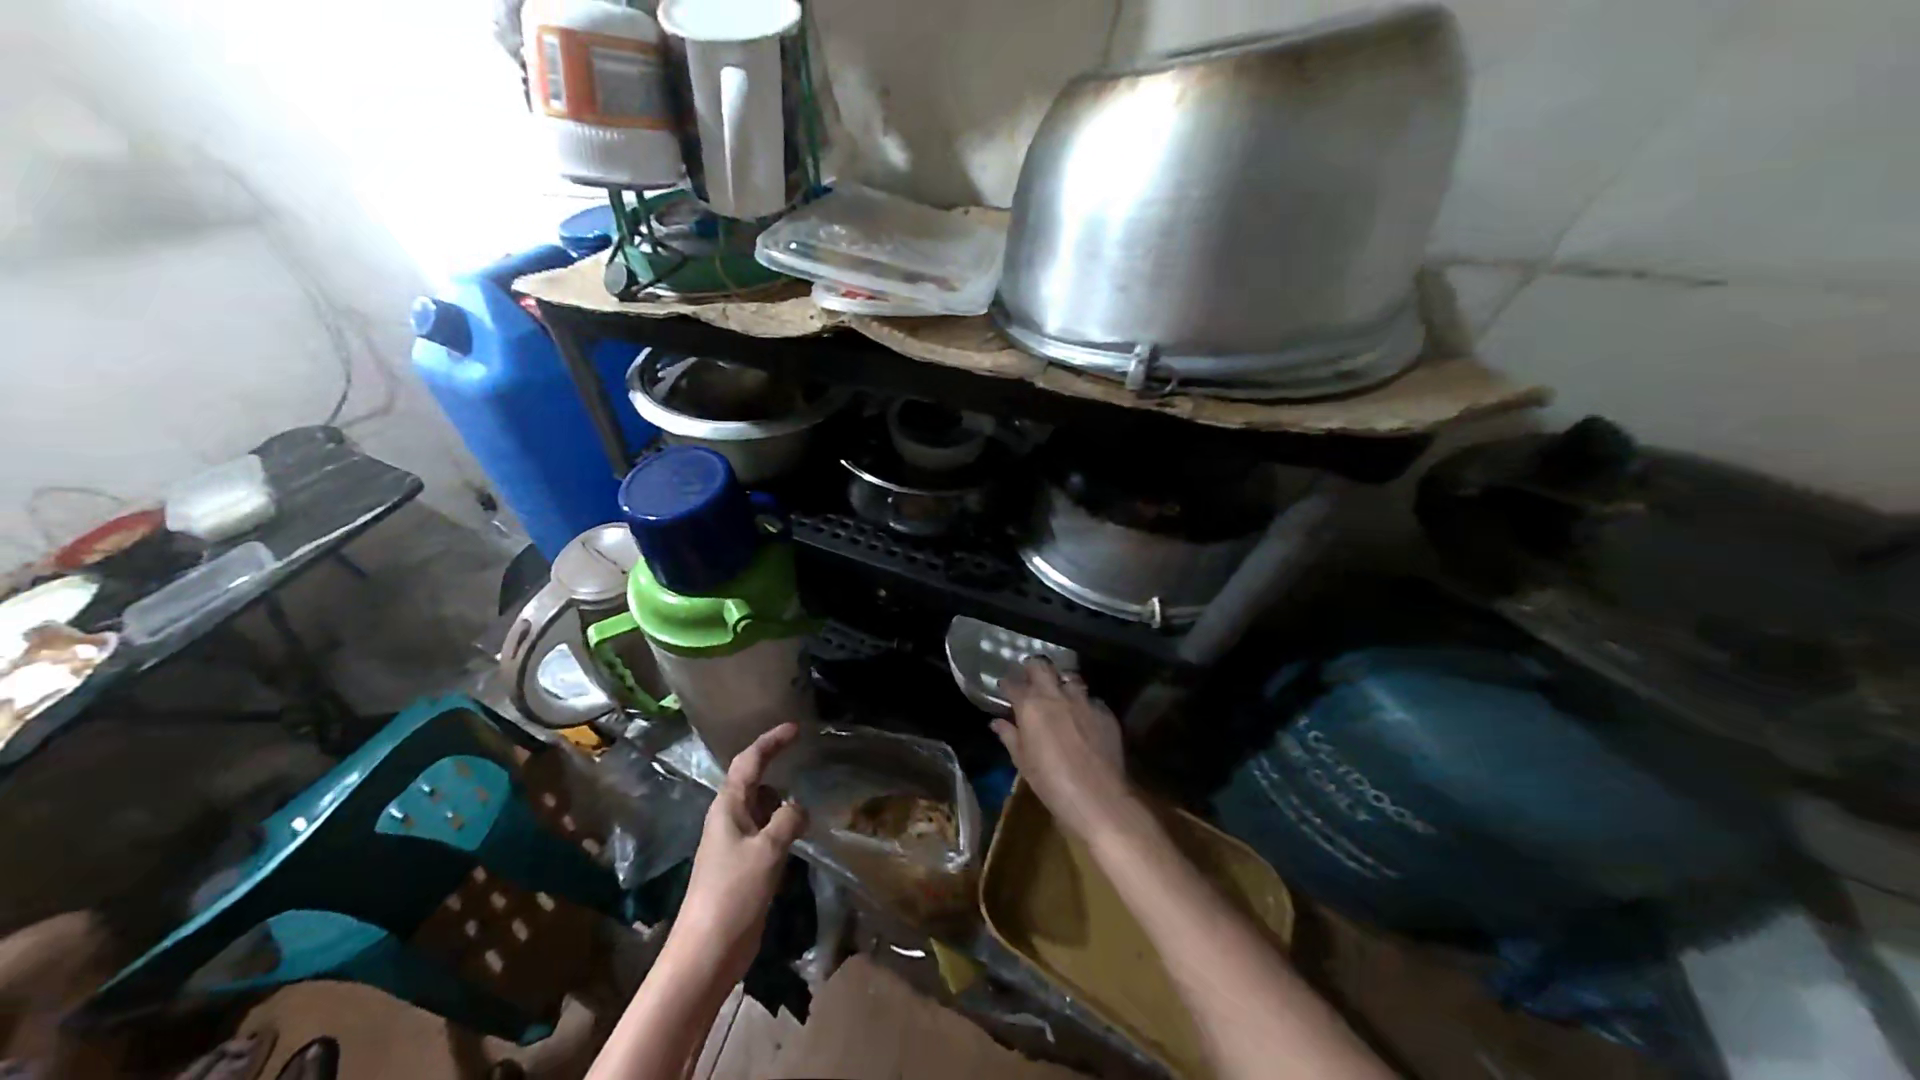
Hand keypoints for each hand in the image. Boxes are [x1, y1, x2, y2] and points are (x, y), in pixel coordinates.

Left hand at [673, 723, 808, 984]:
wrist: (707, 950)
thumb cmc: (733, 894)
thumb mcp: (767, 850)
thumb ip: (787, 820)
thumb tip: (799, 807)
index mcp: (728, 808)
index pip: (749, 761)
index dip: (771, 741)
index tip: (795, 728)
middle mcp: (729, 819)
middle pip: (753, 781)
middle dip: (776, 766)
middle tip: (806, 757)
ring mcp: (735, 844)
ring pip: (761, 808)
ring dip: (781, 799)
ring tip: (809, 793)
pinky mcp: (743, 867)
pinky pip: (766, 833)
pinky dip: (783, 825)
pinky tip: (800, 833)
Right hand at [993, 658, 1135, 841]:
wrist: (1098, 797)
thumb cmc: (1051, 783)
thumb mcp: (1023, 762)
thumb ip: (1010, 736)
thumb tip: (997, 722)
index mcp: (1031, 706)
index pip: (1014, 684)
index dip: (1007, 684)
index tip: (1005, 688)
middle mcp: (1056, 695)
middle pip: (1041, 666)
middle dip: (1033, 668)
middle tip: (1030, 678)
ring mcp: (1084, 701)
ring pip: (1070, 678)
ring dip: (1062, 682)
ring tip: (1059, 693)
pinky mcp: (1105, 712)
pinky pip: (1092, 699)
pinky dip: (1084, 704)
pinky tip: (1084, 718)